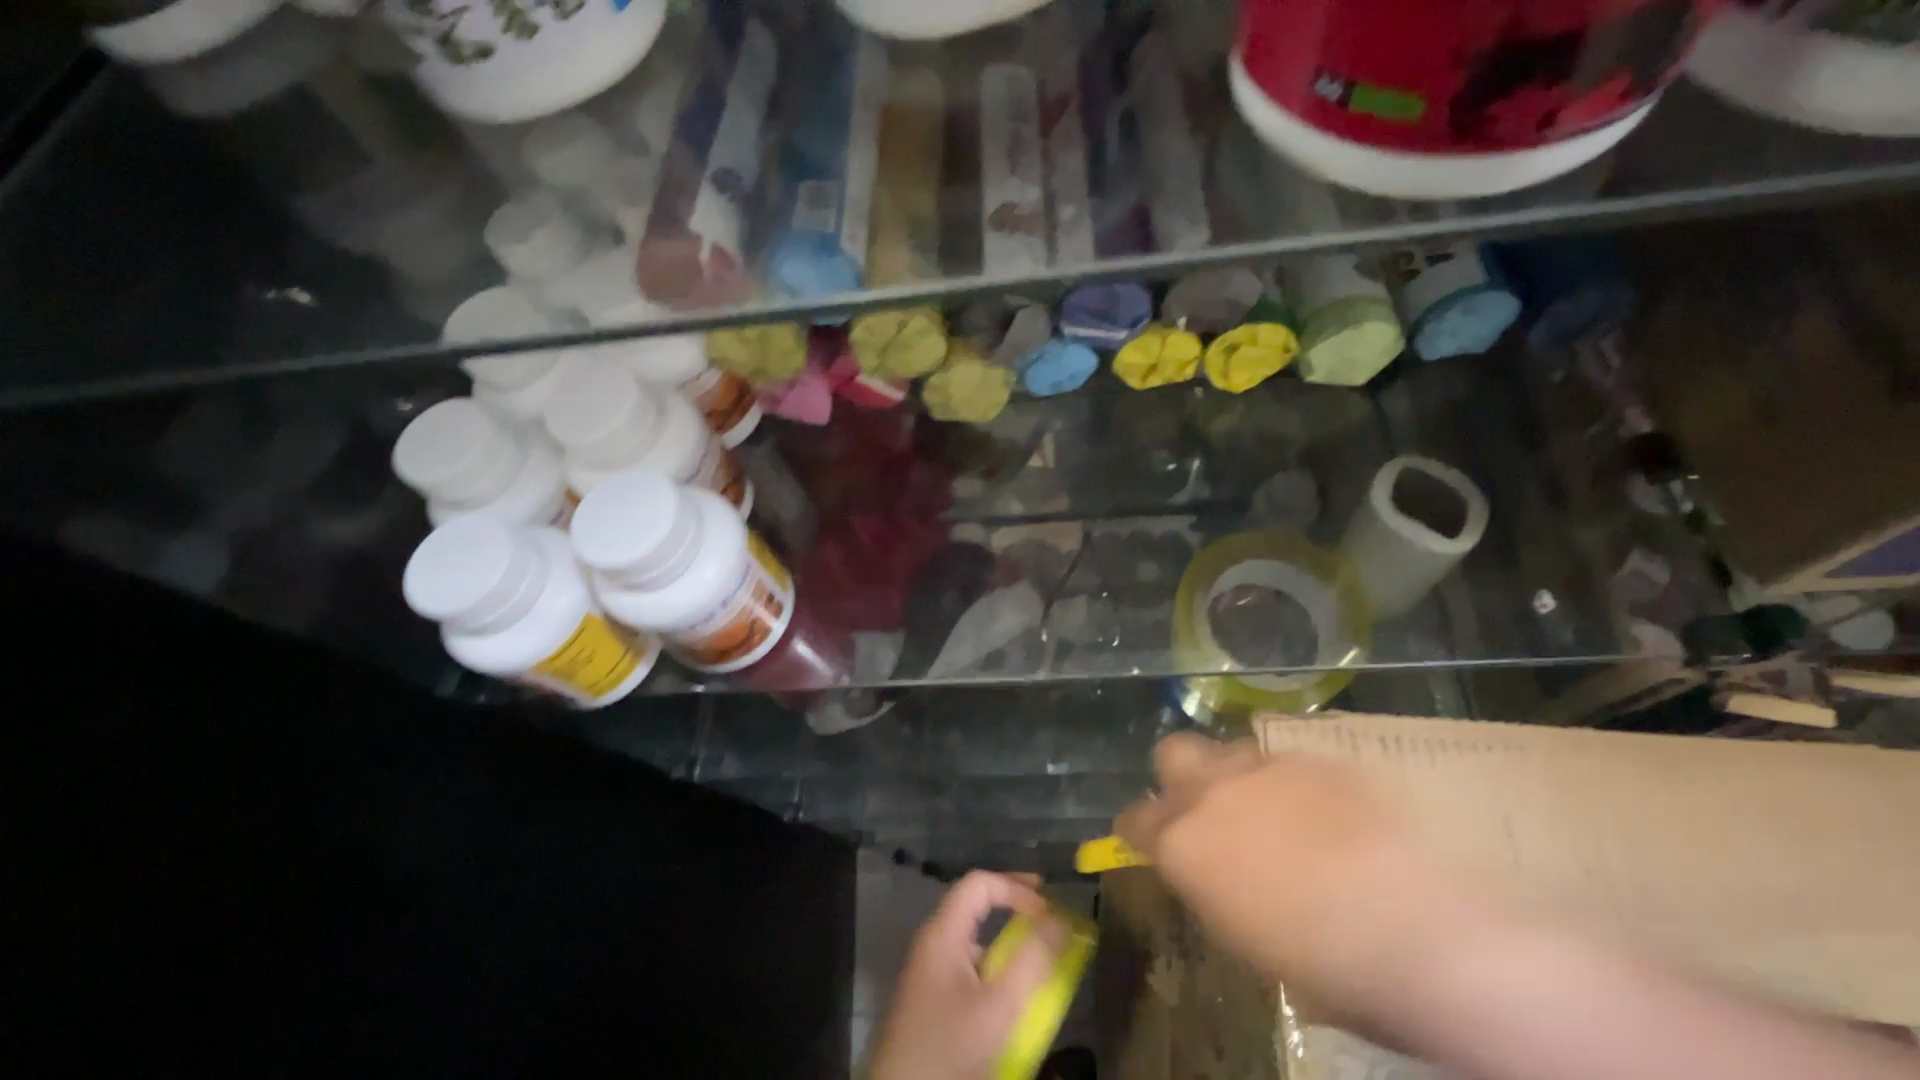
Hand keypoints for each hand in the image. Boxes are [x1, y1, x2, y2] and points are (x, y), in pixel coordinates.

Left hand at [866, 871, 1066, 1079]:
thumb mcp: (1000, 1005)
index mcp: (943, 933)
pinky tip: (1015, 997)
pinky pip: (970, 970)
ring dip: (1008, 943)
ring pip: (974, 941)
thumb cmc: (950, 1046)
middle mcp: (934, 944)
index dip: (1015, 887)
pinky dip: (997, 971)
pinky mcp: (934, 1000)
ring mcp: (931, 972)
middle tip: (1051, 917)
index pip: (979, 884)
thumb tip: (1060, 919)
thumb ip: (1033, 959)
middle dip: (1015, 908)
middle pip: (975, 906)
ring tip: (1040, 959)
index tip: (1048, 910)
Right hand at [1115, 733, 1488, 1024]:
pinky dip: (1295, 785)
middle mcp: (1214, 792)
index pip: (1135, 818)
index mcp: (1182, 844)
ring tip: (1273, 811)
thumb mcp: (1237, 933)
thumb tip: (1209, 872)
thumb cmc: (1317, 964)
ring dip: (1240, 776)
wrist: (1410, 930)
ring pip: (1234, 749)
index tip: (1151, 842)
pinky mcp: (1323, 761)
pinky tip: (1327, 817)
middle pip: (1172, 753)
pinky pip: (1292, 762)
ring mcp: (1269, 769)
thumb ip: (1208, 885)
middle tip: (1206, 809)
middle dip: (1179, 776)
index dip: (1141, 829)